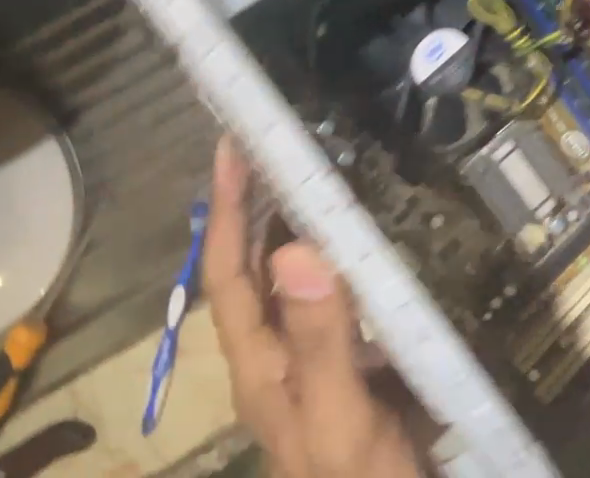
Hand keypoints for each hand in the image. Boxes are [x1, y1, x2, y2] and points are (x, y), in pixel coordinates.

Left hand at [203, 137, 421, 477]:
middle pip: (251, 268)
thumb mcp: (340, 415)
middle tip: (274, 144)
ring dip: (291, 224)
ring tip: (310, 172)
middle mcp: (275, 353)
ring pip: (289, 277)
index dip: (227, 209)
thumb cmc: (358, 477)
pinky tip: (362, 236)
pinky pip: (333, 291)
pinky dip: (338, 252)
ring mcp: (310, 357)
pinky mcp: (348, 360)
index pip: (230, 272)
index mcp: (259, 363)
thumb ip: (321, 339)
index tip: (231, 147)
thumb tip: (296, 249)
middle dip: (253, 205)